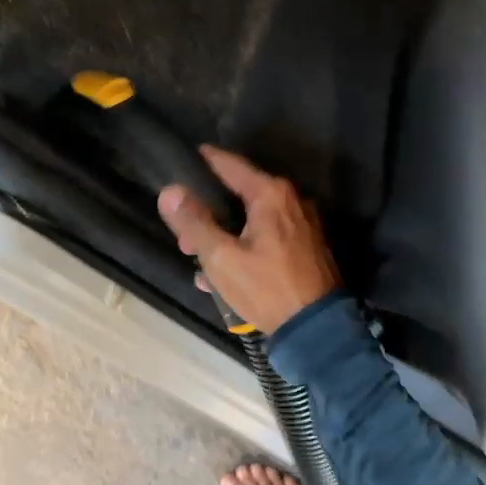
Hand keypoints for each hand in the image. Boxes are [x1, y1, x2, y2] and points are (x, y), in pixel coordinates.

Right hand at [156, 146, 340, 335]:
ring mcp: (304, 226)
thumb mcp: (222, 258)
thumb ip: (195, 223)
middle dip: (210, 214)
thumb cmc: (266, 289)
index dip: (205, 161)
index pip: (230, 165)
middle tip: (185, 238)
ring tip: (202, 263)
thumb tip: (170, 192)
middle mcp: (292, 201)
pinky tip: (228, 276)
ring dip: (226, 238)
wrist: (316, 328)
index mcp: (271, 194)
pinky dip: (247, 250)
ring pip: (254, 222)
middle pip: (242, 196)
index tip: (187, 156)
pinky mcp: (309, 249)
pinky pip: (269, 240)